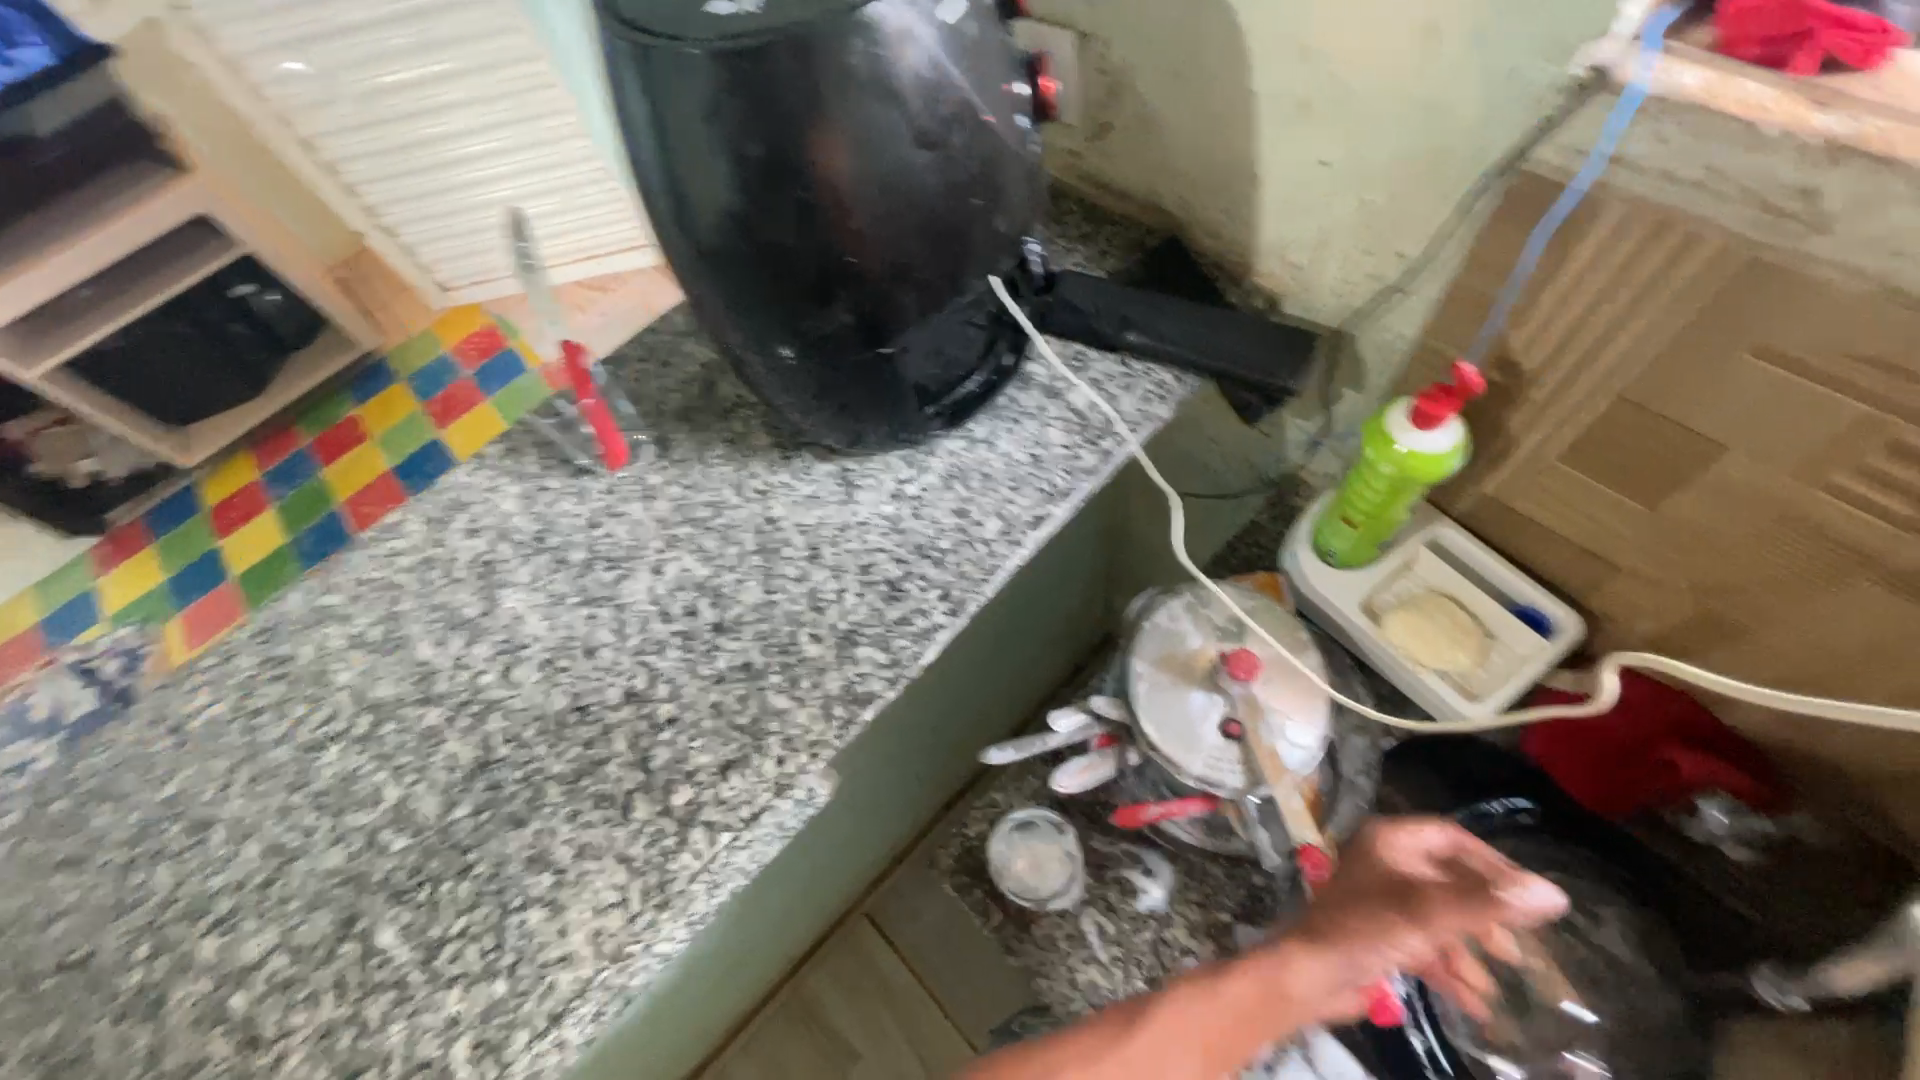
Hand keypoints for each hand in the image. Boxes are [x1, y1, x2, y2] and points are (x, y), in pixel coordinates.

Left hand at [1271, 816, 1570, 1024]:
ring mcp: (1379, 900)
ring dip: (1467, 952)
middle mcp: (1384, 863)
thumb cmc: (1367, 928)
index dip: (1491, 865)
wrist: (1311, 974)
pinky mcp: (1377, 934)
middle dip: (1483, 917)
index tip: (1527, 897)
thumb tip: (1554, 894)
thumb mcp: (1432, 912)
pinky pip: (1423, 945)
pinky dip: (1447, 970)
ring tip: (1492, 984)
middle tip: (1513, 951)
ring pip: (1438, 918)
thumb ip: (1490, 903)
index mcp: (1389, 841)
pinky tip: (1474, 1004)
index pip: (1451, 839)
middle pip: (1448, 881)